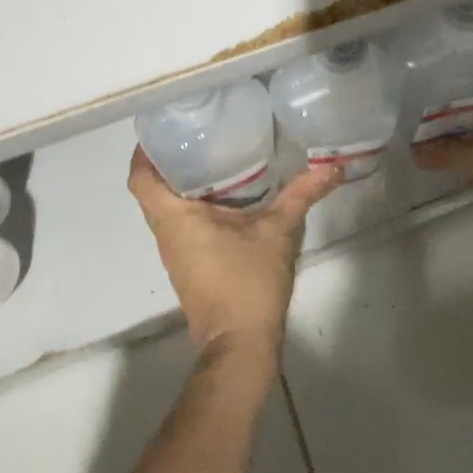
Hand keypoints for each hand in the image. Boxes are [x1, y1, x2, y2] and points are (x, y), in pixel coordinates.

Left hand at [128, 149, 341, 360]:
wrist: (241, 345)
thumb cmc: (247, 283)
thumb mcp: (278, 231)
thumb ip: (302, 194)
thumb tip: (332, 167)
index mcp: (175, 219)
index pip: (140, 178)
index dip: (144, 150)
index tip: (164, 127)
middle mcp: (166, 234)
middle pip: (151, 189)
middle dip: (168, 160)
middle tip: (197, 133)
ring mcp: (175, 253)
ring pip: (167, 209)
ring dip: (182, 183)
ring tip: (215, 154)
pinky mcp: (189, 265)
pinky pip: (182, 225)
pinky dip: (195, 204)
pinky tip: (228, 194)